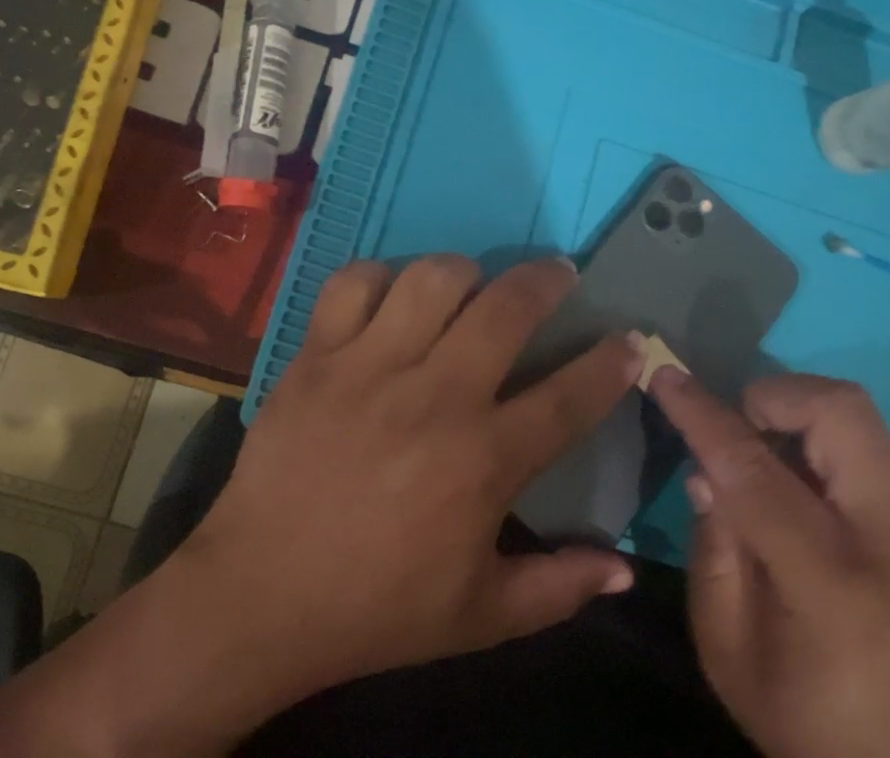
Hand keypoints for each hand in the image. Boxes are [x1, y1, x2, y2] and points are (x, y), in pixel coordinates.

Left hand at [183, 255, 642, 688]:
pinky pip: (351, 284)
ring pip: (433, 279)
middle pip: (507, 308)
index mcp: (484, 459)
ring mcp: (369, 367)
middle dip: (547, 282)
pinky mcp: (315, 357)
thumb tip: (626, 569)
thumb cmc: (376, 609)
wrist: (260, 594)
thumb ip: (561, 588)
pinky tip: (391, 297)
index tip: (629, 339)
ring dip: (466, 271)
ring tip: (473, 284)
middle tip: (559, 276)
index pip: (570, 395)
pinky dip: (379, 278)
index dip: (611, 362)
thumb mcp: (482, 617)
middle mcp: (435, 396)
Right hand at [650, 367, 889, 757]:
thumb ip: (714, 556)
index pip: (755, 470)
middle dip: (774, 394)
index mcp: (833, 582)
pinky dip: (822, 462)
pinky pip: (869, 465)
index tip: (666, 375)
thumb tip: (707, 474)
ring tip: (762, 477)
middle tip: (734, 428)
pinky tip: (804, 518)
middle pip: (843, 410)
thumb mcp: (732, 656)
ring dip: (796, 426)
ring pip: (860, 427)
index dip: (703, 416)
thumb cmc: (818, 727)